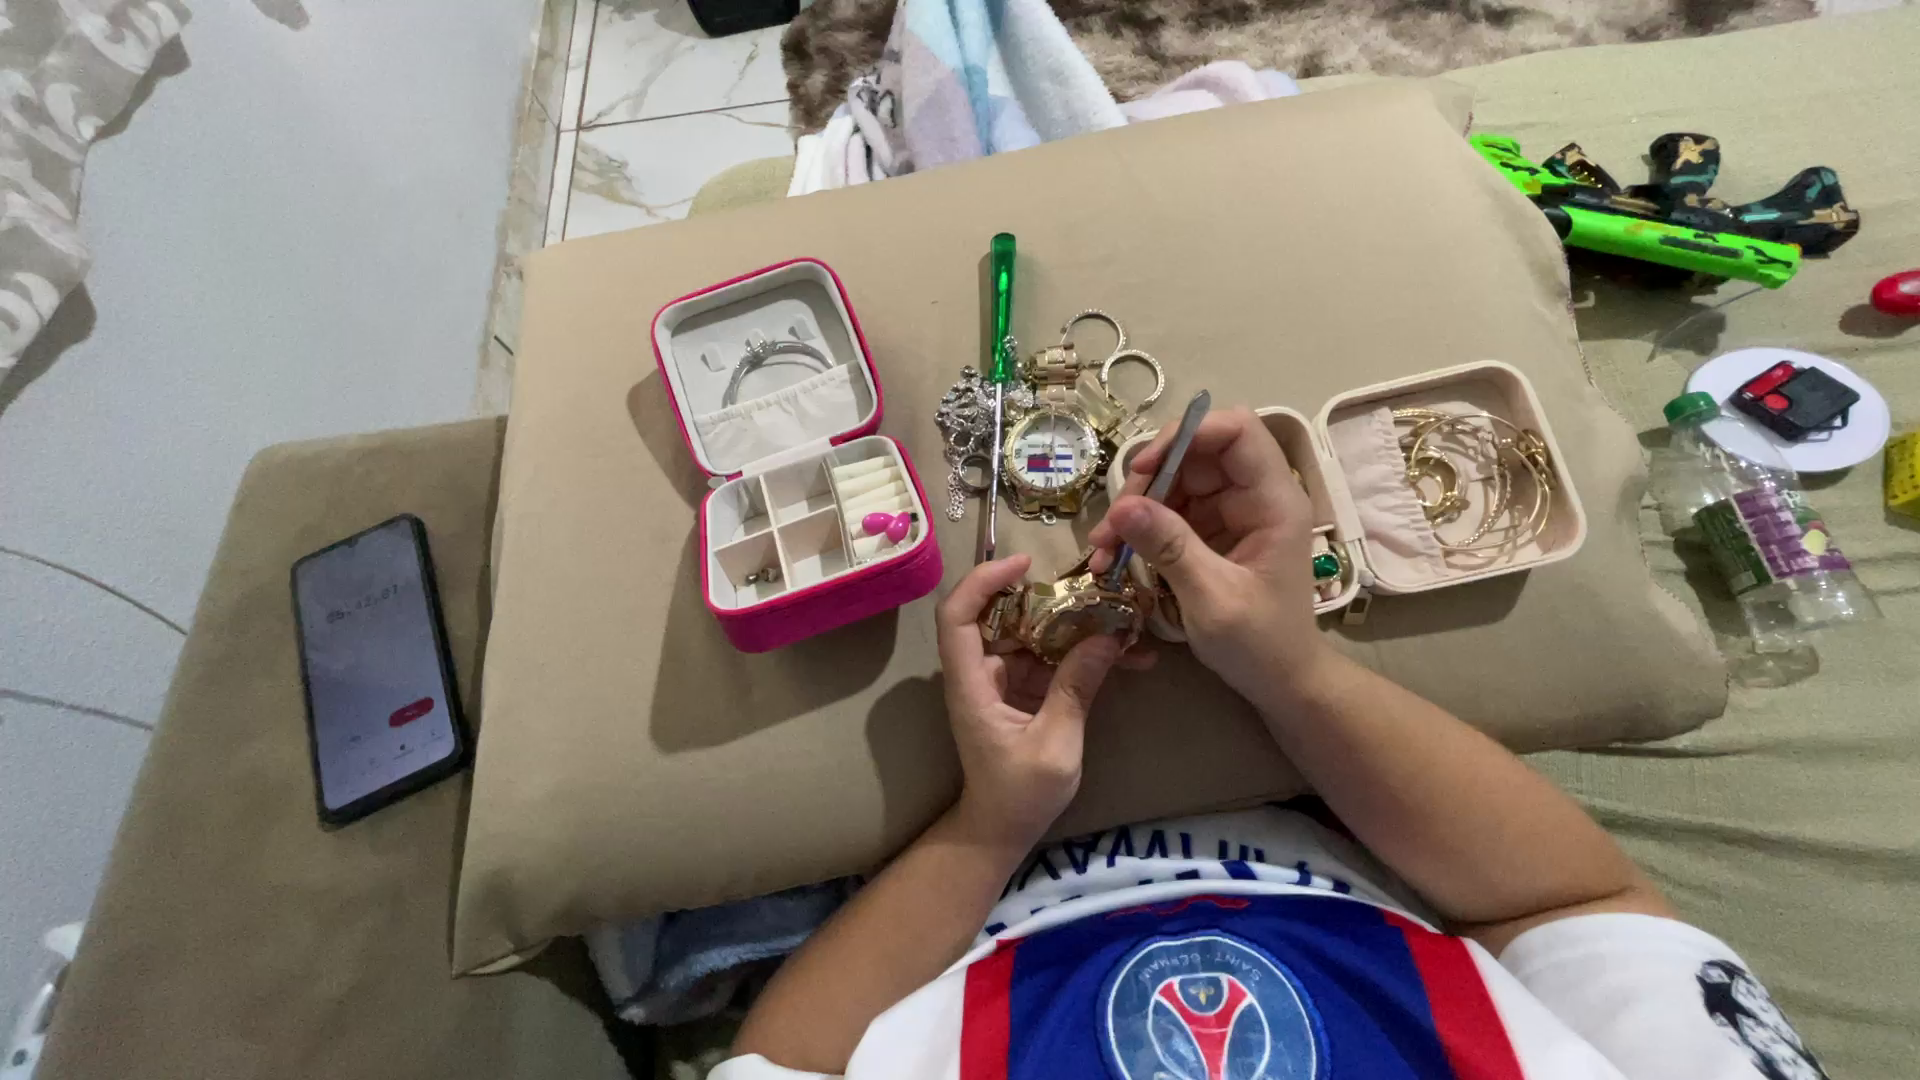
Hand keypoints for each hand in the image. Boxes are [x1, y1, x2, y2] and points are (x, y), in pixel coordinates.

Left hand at [935, 555, 1124, 851]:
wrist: (1002, 829)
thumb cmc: (1019, 795)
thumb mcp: (1055, 746)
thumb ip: (1076, 689)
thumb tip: (1107, 637)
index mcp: (970, 684)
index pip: (957, 616)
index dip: (982, 581)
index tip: (1023, 564)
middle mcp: (979, 672)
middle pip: (999, 615)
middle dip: (1043, 596)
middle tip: (1090, 588)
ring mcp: (1000, 678)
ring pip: (1030, 633)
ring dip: (1072, 624)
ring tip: (1119, 619)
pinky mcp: (1021, 688)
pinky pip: (1047, 656)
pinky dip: (1079, 652)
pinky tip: (1122, 655)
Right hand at [1088, 407, 1327, 702]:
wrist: (1280, 681)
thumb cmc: (1260, 644)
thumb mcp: (1212, 598)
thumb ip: (1170, 548)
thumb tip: (1122, 507)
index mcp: (1273, 502)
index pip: (1237, 431)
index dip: (1189, 433)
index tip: (1145, 467)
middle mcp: (1252, 496)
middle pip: (1194, 455)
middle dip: (1147, 481)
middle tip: (1113, 522)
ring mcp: (1229, 513)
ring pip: (1173, 483)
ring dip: (1134, 509)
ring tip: (1104, 548)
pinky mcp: (1208, 532)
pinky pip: (1167, 512)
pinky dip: (1137, 530)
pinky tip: (1113, 556)